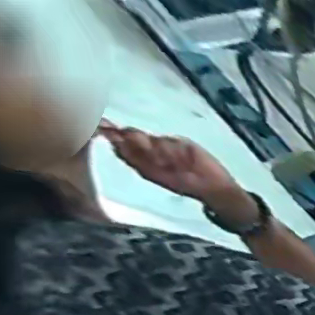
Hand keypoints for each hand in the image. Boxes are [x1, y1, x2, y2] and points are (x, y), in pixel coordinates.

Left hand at [100, 122, 247, 213]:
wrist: (212, 189)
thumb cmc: (180, 184)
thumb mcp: (148, 172)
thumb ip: (128, 155)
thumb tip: (109, 135)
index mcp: (136, 150)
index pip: (115, 135)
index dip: (107, 129)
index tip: (102, 126)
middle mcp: (148, 143)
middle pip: (132, 133)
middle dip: (135, 141)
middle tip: (146, 151)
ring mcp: (167, 142)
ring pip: (153, 139)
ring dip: (161, 153)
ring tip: (174, 165)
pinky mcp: (183, 142)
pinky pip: (172, 142)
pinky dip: (175, 152)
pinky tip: (185, 162)